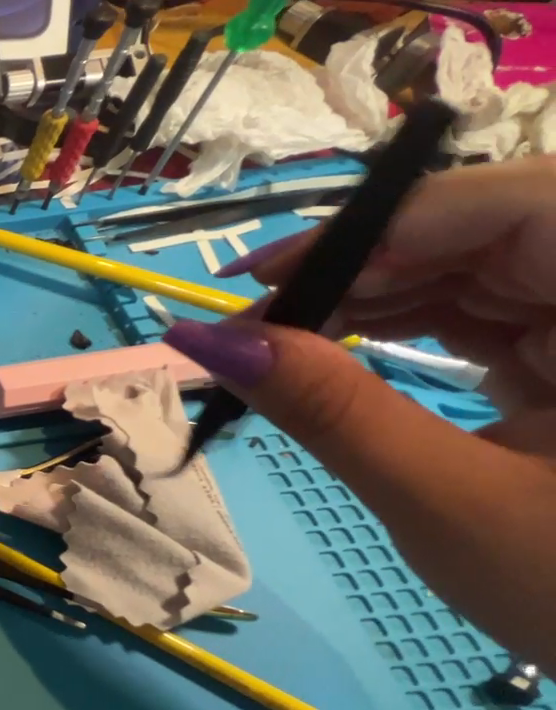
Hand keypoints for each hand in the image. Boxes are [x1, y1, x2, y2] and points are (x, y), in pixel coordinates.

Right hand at [162, 157, 555, 664]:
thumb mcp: (444, 500)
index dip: (374, 226)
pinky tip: (347, 355)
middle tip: (249, 331)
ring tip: (283, 349)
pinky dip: (412, 327)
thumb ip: (326, 409)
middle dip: (359, 271)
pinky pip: (501, 310)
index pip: (509, 208)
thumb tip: (200, 340)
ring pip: (486, 268)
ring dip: (374, 301)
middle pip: (491, 232)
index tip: (252, 280)